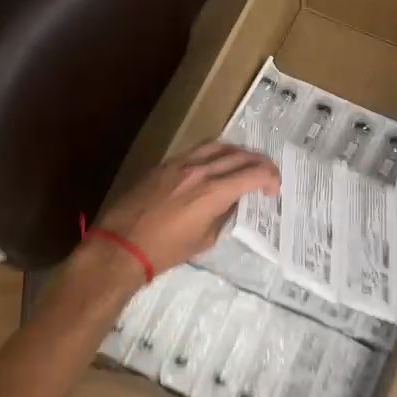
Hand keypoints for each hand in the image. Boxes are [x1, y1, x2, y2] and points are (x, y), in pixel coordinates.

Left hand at [88, 143, 278, 279]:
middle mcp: (200, 171)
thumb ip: (223, 215)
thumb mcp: (204, 239)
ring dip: (240, 152)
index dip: (271, 178)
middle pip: (241, 155)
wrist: (122, 245)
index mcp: (213, 192)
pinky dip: (217, 152)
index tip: (274, 190)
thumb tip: (234, 201)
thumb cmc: (165, 251)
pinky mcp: (166, 164)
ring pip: (220, 146)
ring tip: (248, 163)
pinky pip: (199, 149)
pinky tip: (219, 163)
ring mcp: (181, 163)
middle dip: (261, 163)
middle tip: (269, 175)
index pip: (253, 174)